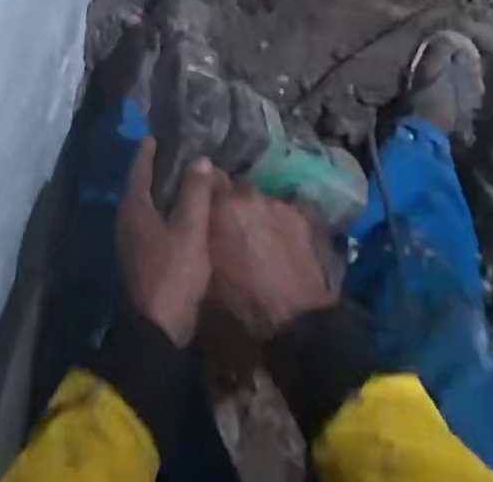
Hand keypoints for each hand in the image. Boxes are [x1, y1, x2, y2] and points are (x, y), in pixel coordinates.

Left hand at [117, 136, 217, 345]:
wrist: (156, 329)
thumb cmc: (172, 273)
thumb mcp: (189, 229)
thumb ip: (195, 192)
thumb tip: (200, 159)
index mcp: (134, 206)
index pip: (140, 167)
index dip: (150, 149)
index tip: (159, 133)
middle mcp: (126, 217)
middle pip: (141, 183)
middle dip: (157, 166)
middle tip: (179, 151)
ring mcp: (131, 238)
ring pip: (146, 203)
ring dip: (162, 189)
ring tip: (185, 177)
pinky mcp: (140, 254)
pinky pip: (151, 219)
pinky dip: (164, 208)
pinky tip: (182, 211)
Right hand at [208, 184, 336, 338]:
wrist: (293, 317)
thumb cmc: (240, 299)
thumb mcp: (205, 268)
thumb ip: (198, 233)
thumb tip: (192, 220)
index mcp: (221, 205)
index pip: (209, 176)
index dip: (207, 188)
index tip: (205, 199)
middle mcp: (248, 195)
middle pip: (236, 186)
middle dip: (232, 200)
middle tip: (232, 222)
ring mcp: (276, 203)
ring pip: (260, 199)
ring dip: (256, 211)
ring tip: (258, 235)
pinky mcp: (300, 215)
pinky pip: (282, 211)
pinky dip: (277, 222)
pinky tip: (280, 242)